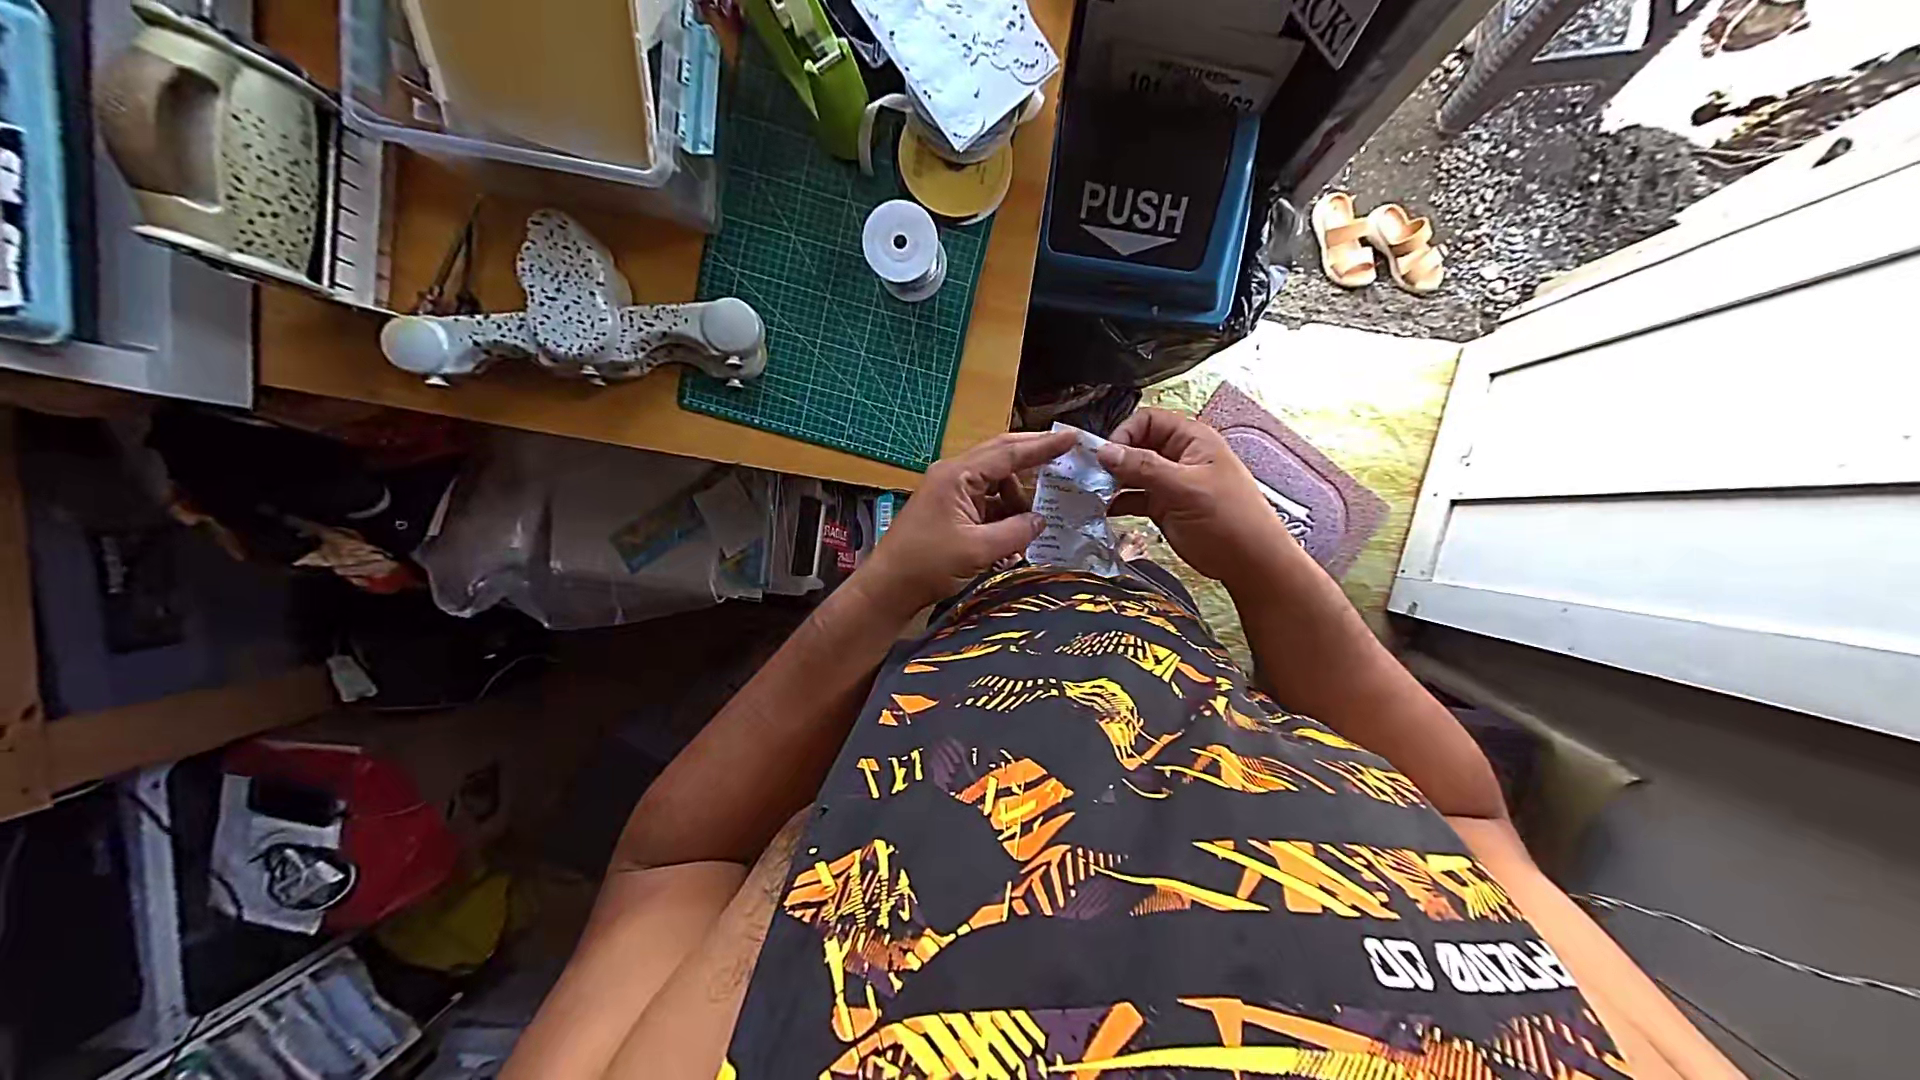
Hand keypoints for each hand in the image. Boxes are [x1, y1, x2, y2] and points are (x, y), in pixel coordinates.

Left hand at [858, 429, 1077, 613]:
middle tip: (1065, 462)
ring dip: (1017, 500)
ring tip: (1036, 522)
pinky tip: (1016, 535)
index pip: (1008, 453)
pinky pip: (985, 505)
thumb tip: (1041, 520)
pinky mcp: (949, 512)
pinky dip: (1003, 516)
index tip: (1071, 438)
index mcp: (957, 475)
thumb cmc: (927, 565)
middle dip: (1033, 462)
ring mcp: (950, 494)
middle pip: (1001, 459)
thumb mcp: (979, 550)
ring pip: (995, 485)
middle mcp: (953, 476)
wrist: (887, 588)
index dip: (1042, 446)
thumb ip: (1016, 532)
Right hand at [1098, 408, 1288, 584]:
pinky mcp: (1163, 507)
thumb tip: (1106, 452)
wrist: (1250, 564)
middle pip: (1136, 445)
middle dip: (1113, 459)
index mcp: (1191, 440)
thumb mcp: (1185, 488)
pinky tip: (1103, 510)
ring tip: (1092, 494)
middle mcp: (1178, 457)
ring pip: (1132, 472)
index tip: (1106, 456)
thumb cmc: (1229, 519)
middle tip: (1092, 477)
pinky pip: (1134, 497)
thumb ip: (1144, 468)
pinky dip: (1118, 502)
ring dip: (1112, 482)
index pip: (1148, 420)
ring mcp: (1170, 483)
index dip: (1124, 433)